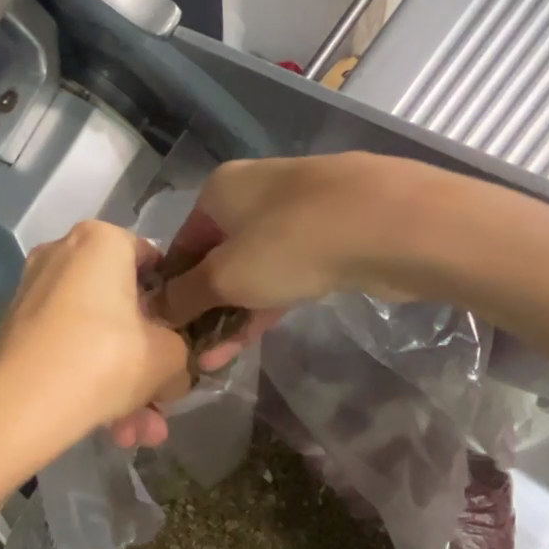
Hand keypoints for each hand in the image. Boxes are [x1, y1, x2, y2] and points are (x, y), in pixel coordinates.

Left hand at [0, 221, 192, 445]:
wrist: (17, 405)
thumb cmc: (104, 360)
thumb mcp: (168, 359)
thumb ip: (182, 355)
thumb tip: (172, 371)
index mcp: (100, 240)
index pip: (153, 262)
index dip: (175, 305)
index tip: (182, 342)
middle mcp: (62, 254)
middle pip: (122, 310)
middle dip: (146, 365)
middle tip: (159, 404)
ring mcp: (35, 291)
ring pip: (96, 338)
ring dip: (123, 387)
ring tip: (137, 435)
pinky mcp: (16, 328)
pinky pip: (68, 349)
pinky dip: (89, 383)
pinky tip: (110, 431)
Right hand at [112, 153, 452, 447]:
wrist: (391, 224)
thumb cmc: (290, 244)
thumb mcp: (224, 278)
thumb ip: (185, 297)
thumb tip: (157, 310)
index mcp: (219, 189)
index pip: (181, 244)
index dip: (172, 289)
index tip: (169, 330)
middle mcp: (255, 190)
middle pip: (219, 257)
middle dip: (207, 308)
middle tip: (197, 353)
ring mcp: (300, 209)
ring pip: (257, 267)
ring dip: (237, 312)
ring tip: (221, 359)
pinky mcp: (337, 230)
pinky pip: (292, 269)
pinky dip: (272, 300)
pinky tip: (258, 334)